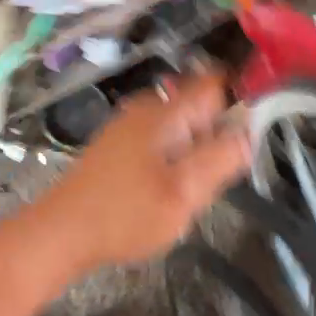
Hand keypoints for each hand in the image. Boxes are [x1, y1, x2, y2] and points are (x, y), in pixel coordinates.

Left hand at [26, 73, 251, 273]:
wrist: (61, 232)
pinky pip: (160, 138)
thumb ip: (220, 160)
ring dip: (194, 148)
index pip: (215, 83)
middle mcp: (147, 107)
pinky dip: (173, 156)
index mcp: (166, 111)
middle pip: (198, 104)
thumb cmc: (125, 214)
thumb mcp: (183, 194)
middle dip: (216, 132)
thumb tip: (248, 133)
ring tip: (190, 188)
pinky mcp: (118, 143)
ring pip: (180, 124)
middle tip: (216, 174)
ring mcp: (129, 124)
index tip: (254, 129)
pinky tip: (165, 189)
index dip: (240, 98)